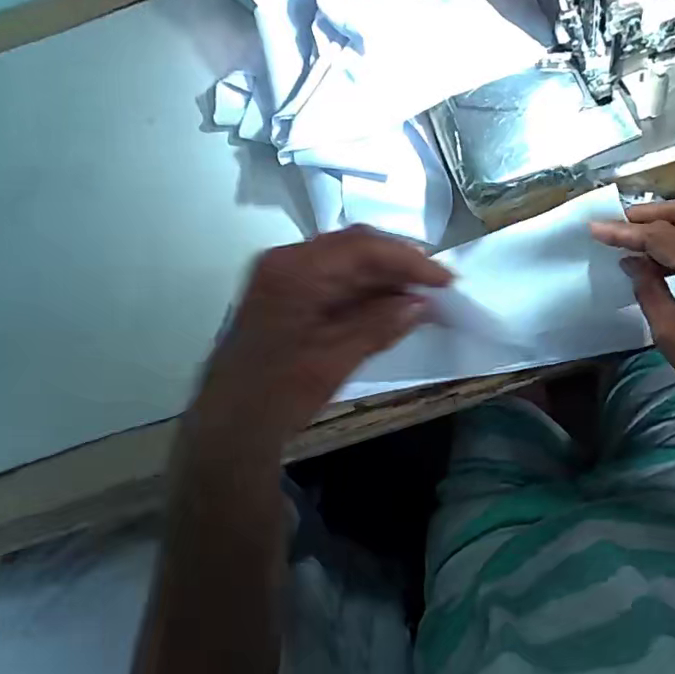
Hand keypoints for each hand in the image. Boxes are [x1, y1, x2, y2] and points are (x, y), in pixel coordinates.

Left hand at [187, 226, 452, 449]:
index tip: (445, 280)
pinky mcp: (287, 296)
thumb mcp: (335, 358)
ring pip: (345, 263)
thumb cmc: (279, 392)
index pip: (361, 247)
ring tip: (421, 296)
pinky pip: (332, 281)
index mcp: (293, 269)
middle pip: (353, 247)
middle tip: (436, 286)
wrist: (230, 426)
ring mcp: (283, 277)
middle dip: (397, 264)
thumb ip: (380, 325)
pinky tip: (390, 306)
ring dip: (383, 278)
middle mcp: (286, 262)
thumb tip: (421, 304)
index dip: (408, 260)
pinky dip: (363, 292)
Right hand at [590, 199, 674, 442]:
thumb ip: (648, 288)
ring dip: (671, 225)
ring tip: (637, 239)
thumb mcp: (671, 332)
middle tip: (616, 225)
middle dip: (649, 215)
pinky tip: (670, 258)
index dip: (624, 232)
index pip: (661, 235)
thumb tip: (632, 262)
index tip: (593, 228)